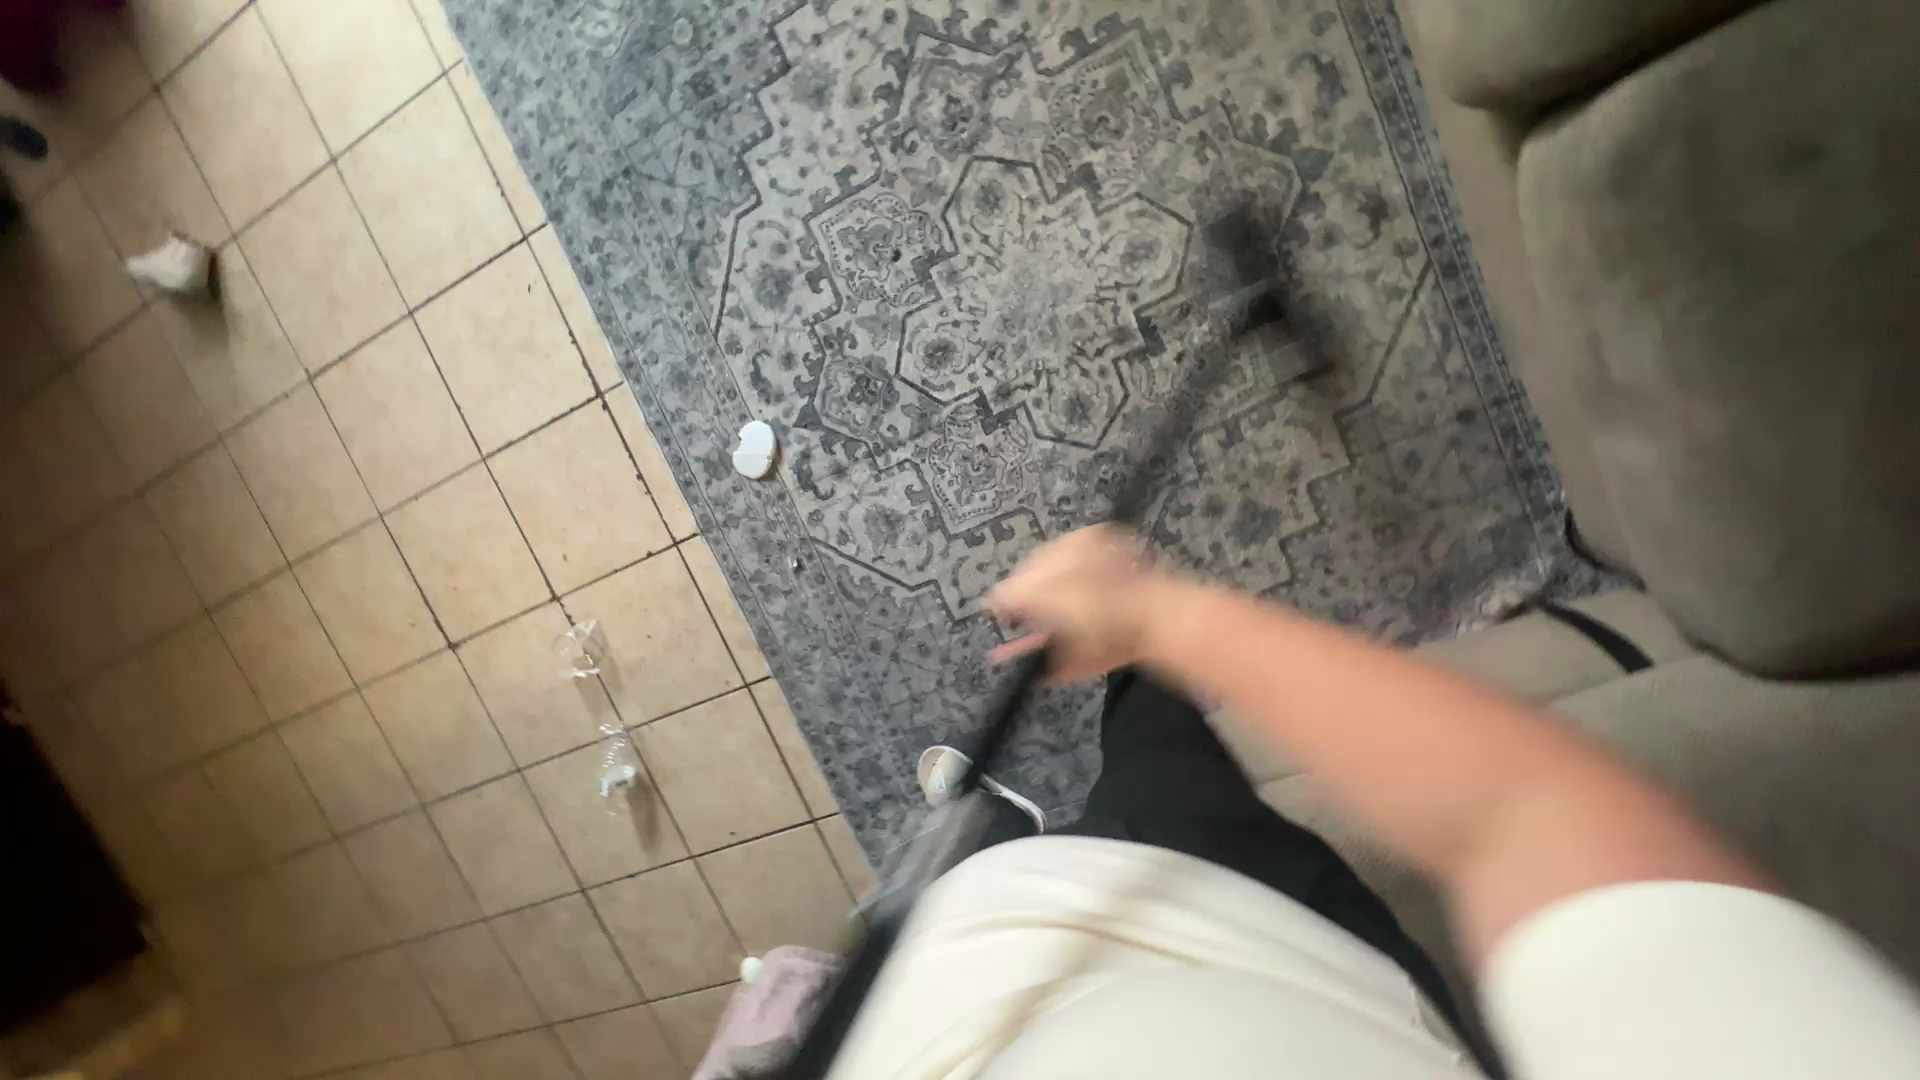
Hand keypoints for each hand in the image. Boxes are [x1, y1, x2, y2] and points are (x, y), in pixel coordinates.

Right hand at [986, 525, 1164, 682]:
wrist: (1160, 615)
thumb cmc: (1112, 642)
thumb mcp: (1067, 660)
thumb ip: (1028, 655)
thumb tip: (1001, 657)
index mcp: (1036, 592)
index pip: (1001, 596)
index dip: (1003, 610)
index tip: (1013, 620)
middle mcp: (1049, 562)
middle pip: (1022, 573)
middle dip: (1028, 591)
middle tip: (1045, 610)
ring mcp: (1072, 542)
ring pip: (1044, 556)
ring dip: (1049, 573)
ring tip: (1069, 593)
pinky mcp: (1093, 532)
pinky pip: (1069, 542)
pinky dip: (1073, 557)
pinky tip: (1085, 574)